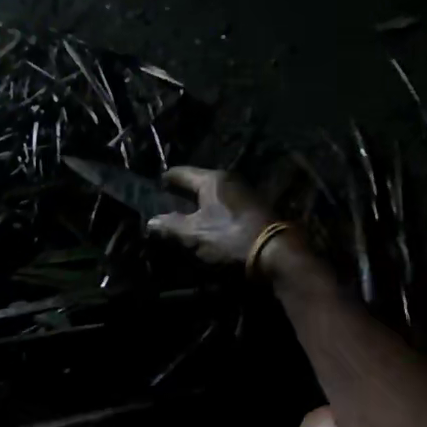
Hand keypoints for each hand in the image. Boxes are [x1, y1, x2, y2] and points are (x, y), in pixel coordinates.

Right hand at [145, 167, 282, 266]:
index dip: (167, 179)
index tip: (156, 184)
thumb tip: (150, 222)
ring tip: (186, 217)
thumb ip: (170, 226)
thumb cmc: (229, 238)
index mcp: (212, 180)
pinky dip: (214, 214)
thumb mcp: (194, 234)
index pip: (181, 173)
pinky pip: (225, 208)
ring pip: (214, 196)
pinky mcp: (254, 211)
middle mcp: (230, 180)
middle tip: (167, 203)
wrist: (275, 253)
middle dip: (183, 193)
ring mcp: (245, 195)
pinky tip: (209, 226)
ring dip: (200, 205)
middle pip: (199, 183)